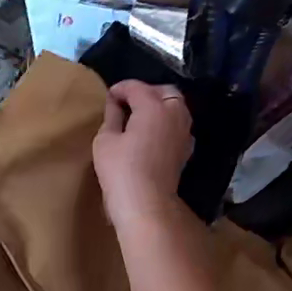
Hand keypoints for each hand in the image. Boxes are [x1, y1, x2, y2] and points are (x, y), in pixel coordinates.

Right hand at [93, 80, 192, 225]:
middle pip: (164, 91)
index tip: (108, 97)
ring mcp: (184, 132)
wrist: (146, 203)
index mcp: (153, 107)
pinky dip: (166, 122)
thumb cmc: (120, 169)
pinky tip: (151, 134)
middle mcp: (174, 114)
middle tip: (126, 103)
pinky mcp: (186, 149)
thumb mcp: (105, 139)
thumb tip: (114, 103)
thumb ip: (111, 116)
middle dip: (145, 92)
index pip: (136, 87)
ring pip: (176, 107)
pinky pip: (178, 125)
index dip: (120, 89)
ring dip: (159, 106)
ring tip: (138, 117)